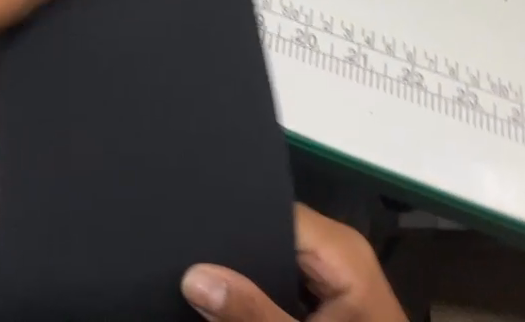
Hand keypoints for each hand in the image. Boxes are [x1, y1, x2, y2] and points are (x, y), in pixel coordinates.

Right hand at [181, 205, 405, 321]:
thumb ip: (251, 314)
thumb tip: (192, 275)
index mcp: (339, 250)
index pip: (271, 212)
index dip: (230, 222)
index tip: (189, 234)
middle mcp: (337, 249)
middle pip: (269, 230)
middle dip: (232, 252)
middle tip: (185, 261)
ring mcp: (334, 271)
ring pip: (272, 254)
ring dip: (244, 274)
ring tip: (199, 277)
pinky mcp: (328, 294)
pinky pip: (283, 274)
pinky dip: (260, 291)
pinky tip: (231, 302)